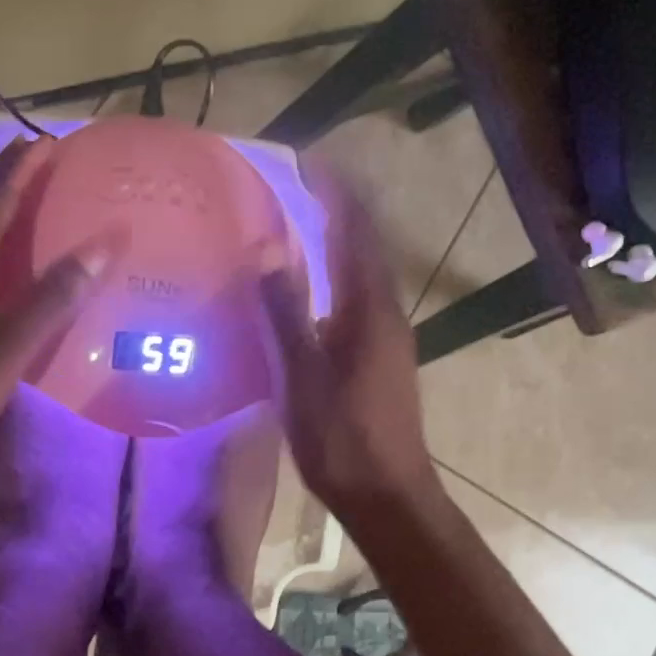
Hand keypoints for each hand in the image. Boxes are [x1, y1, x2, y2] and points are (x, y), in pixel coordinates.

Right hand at [258, 171, 436, 519]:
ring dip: (330, 247)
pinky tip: (298, 297)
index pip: (356, 231)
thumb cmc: (342, 438)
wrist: (387, 496)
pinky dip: (328, 283)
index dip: (335, 191)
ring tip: (287, 230)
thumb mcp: (303, 375)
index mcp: (369, 309)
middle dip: (331, 212)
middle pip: (360, 247)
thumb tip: (268, 248)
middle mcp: (384, 314)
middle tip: (286, 189)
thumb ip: (285, 312)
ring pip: (356, 277)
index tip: (306, 160)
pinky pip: (351, 303)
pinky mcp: (376, 360)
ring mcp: (384, 339)